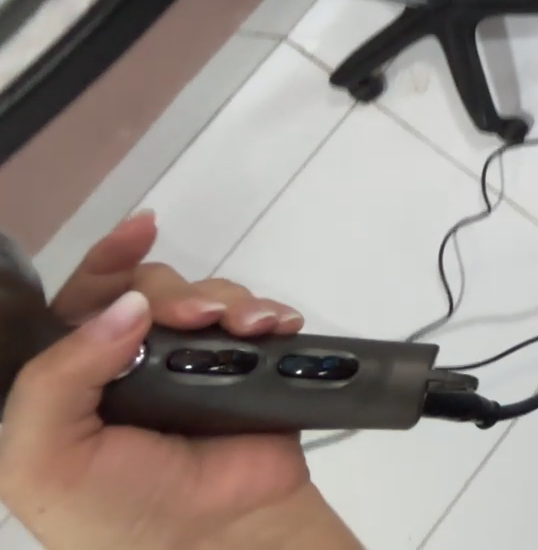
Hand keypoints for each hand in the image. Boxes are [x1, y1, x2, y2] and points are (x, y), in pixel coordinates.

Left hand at [0, 213, 345, 548]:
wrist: (215, 530)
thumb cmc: (114, 504)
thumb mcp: (44, 458)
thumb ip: (59, 381)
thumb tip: (129, 307)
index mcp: (76, 382)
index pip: (81, 306)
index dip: (106, 262)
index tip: (142, 228)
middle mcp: (137, 363)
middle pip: (157, 293)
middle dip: (183, 291)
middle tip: (200, 318)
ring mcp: (203, 362)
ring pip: (215, 299)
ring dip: (235, 302)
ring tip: (254, 329)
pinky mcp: (258, 364)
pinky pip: (267, 316)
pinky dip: (276, 312)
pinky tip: (280, 328)